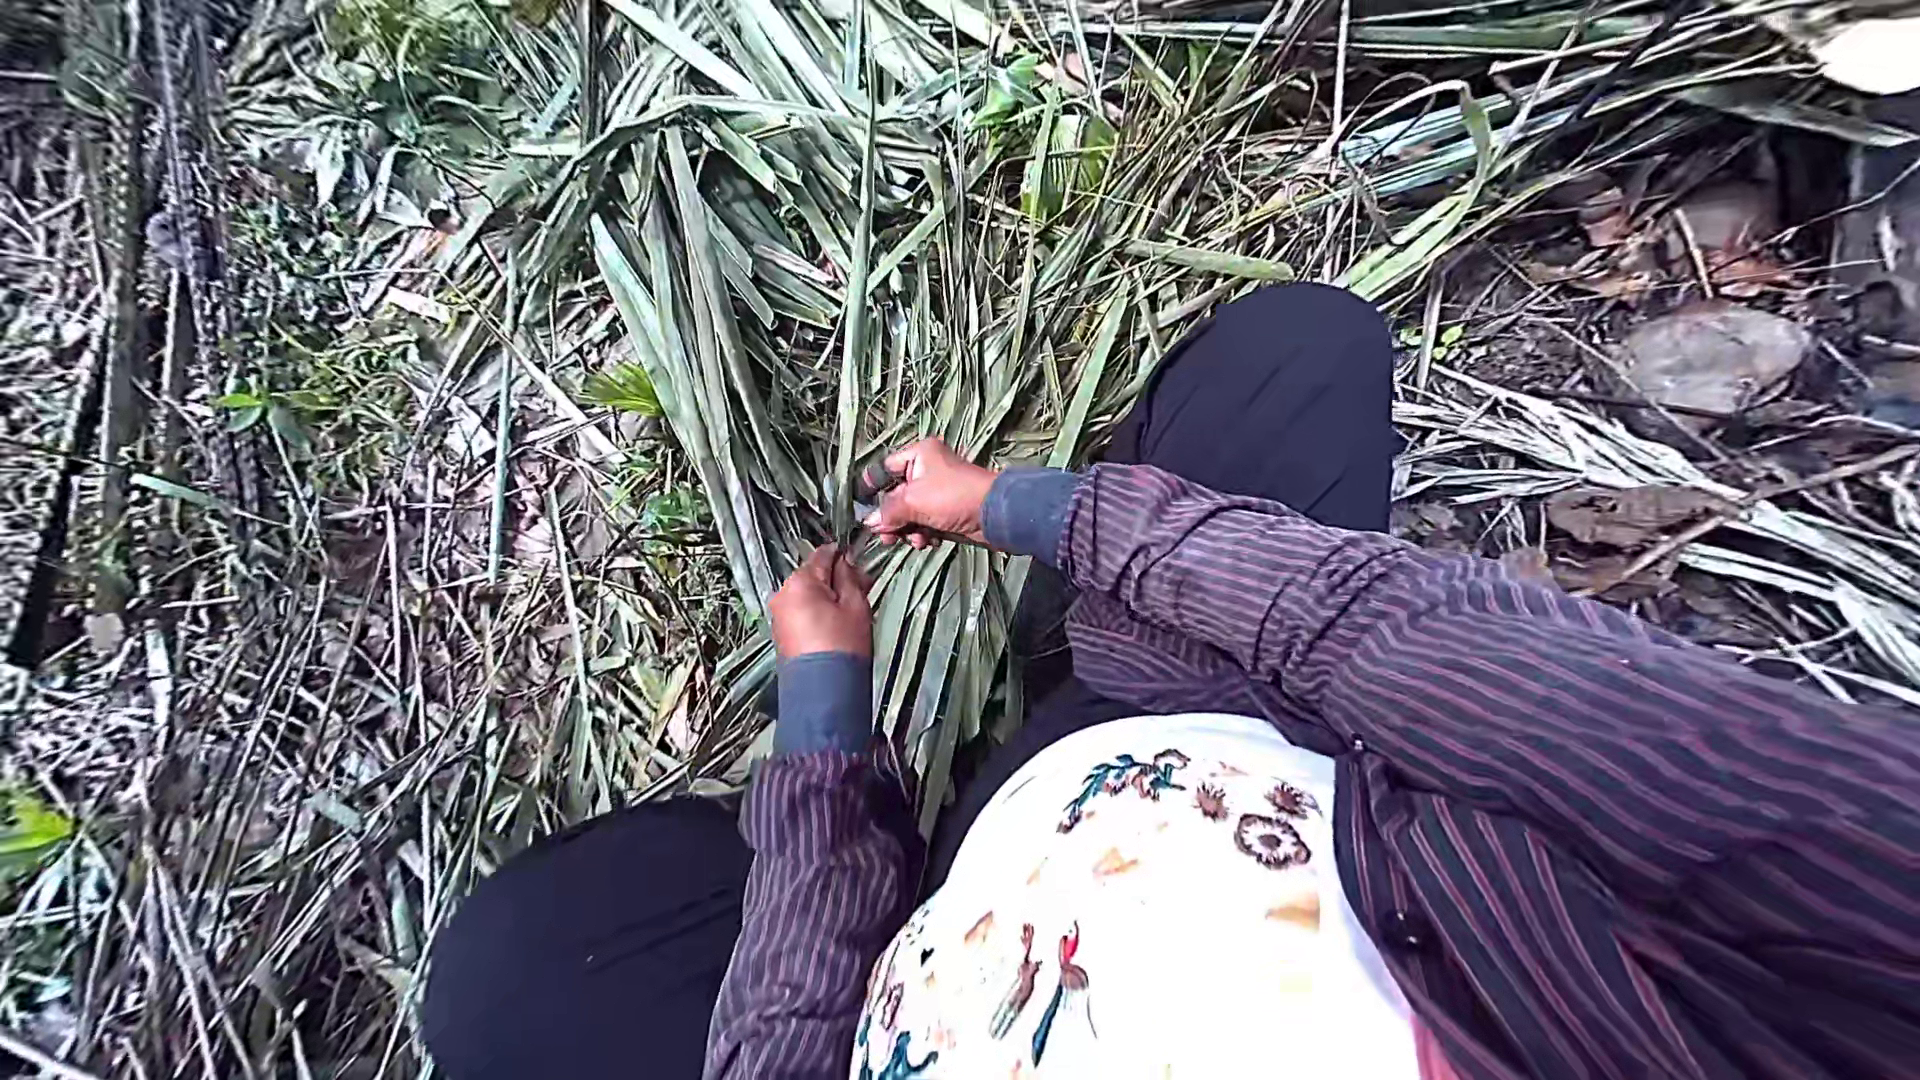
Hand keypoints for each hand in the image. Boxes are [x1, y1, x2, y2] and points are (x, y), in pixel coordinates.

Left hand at [770, 544, 873, 658]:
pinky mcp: (782, 633)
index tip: (856, 562)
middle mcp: (783, 595)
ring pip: (807, 594)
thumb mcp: (855, 605)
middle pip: (813, 575)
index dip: (843, 556)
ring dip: (827, 596)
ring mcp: (780, 615)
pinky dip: (817, 612)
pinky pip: (801, 611)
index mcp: (800, 582)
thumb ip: (850, 577)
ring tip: (851, 610)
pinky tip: (836, 623)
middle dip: (836, 579)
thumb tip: (845, 564)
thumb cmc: (841, 648)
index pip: (823, 555)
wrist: (825, 691)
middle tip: (861, 588)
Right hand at [862, 438, 996, 548]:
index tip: (863, 509)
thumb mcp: (914, 501)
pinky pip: (924, 521)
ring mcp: (937, 491)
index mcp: (919, 454)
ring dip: (908, 529)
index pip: (885, 468)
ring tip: (914, 540)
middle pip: (895, 495)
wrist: (994, 516)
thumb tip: (870, 522)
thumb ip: (888, 511)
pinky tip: (927, 542)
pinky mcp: (946, 510)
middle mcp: (927, 469)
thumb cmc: (952, 497)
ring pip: (909, 512)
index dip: (873, 489)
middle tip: (887, 536)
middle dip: (892, 518)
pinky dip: (923, 532)